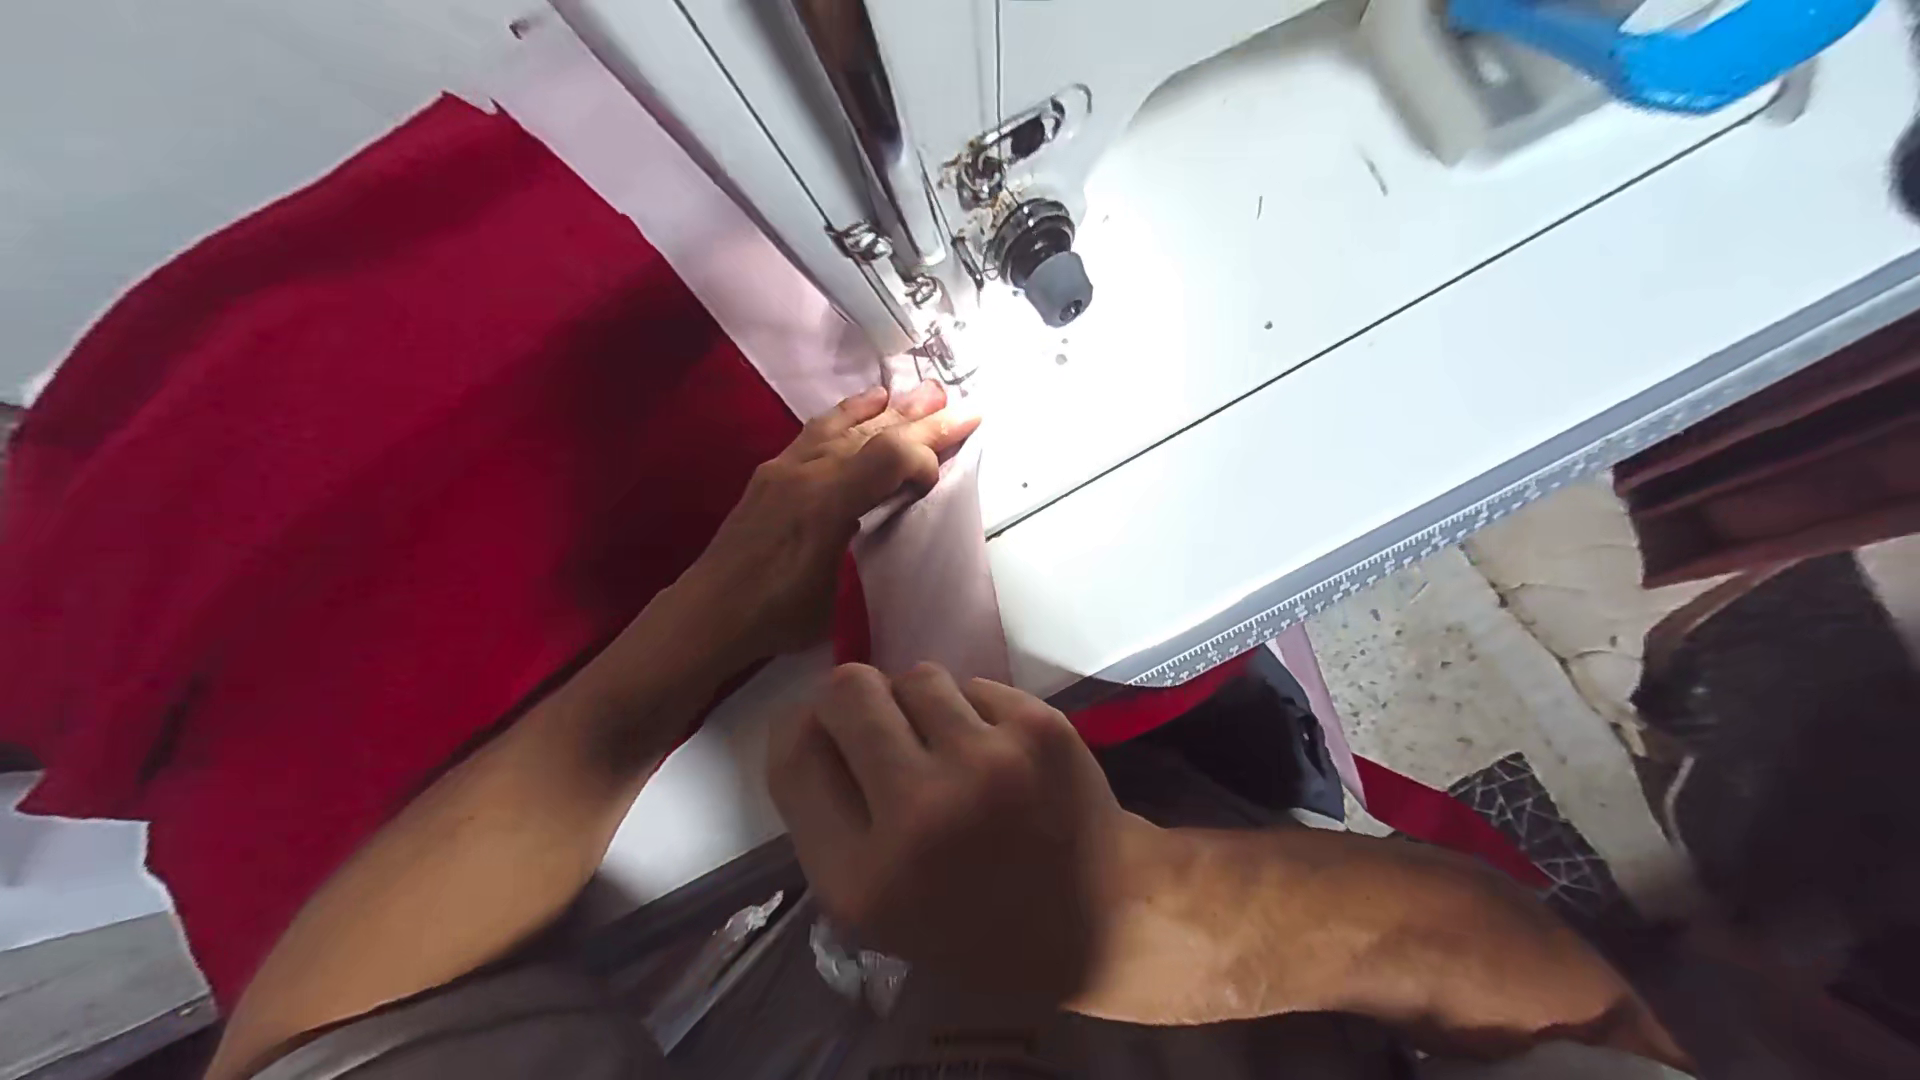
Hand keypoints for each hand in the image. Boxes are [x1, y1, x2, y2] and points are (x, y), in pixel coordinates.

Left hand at [679, 381, 978, 663]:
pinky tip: (866, 403)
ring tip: (925, 393)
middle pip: (874, 433)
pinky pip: (818, 429)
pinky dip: (848, 413)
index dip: (924, 458)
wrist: (708, 613)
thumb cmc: (778, 616)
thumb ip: (863, 543)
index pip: (888, 456)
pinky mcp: (774, 470)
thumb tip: (884, 514)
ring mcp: (787, 466)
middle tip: (964, 408)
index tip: (938, 479)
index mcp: (826, 504)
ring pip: (847, 424)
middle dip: (924, 419)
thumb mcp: (836, 594)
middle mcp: (807, 473)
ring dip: (891, 409)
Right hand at [768, 662, 1134, 1004]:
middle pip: (847, 690)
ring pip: (916, 674)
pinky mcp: (1040, 729)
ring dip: (921, 703)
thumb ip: (825, 815)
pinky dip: (975, 710)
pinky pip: (974, 683)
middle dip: (856, 699)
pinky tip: (999, 751)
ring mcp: (988, 763)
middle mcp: (921, 813)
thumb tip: (807, 715)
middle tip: (885, 726)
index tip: (829, 732)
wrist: (1102, 924)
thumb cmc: (976, 925)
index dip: (804, 726)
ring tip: (950, 745)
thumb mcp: (875, 908)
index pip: (794, 752)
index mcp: (863, 879)